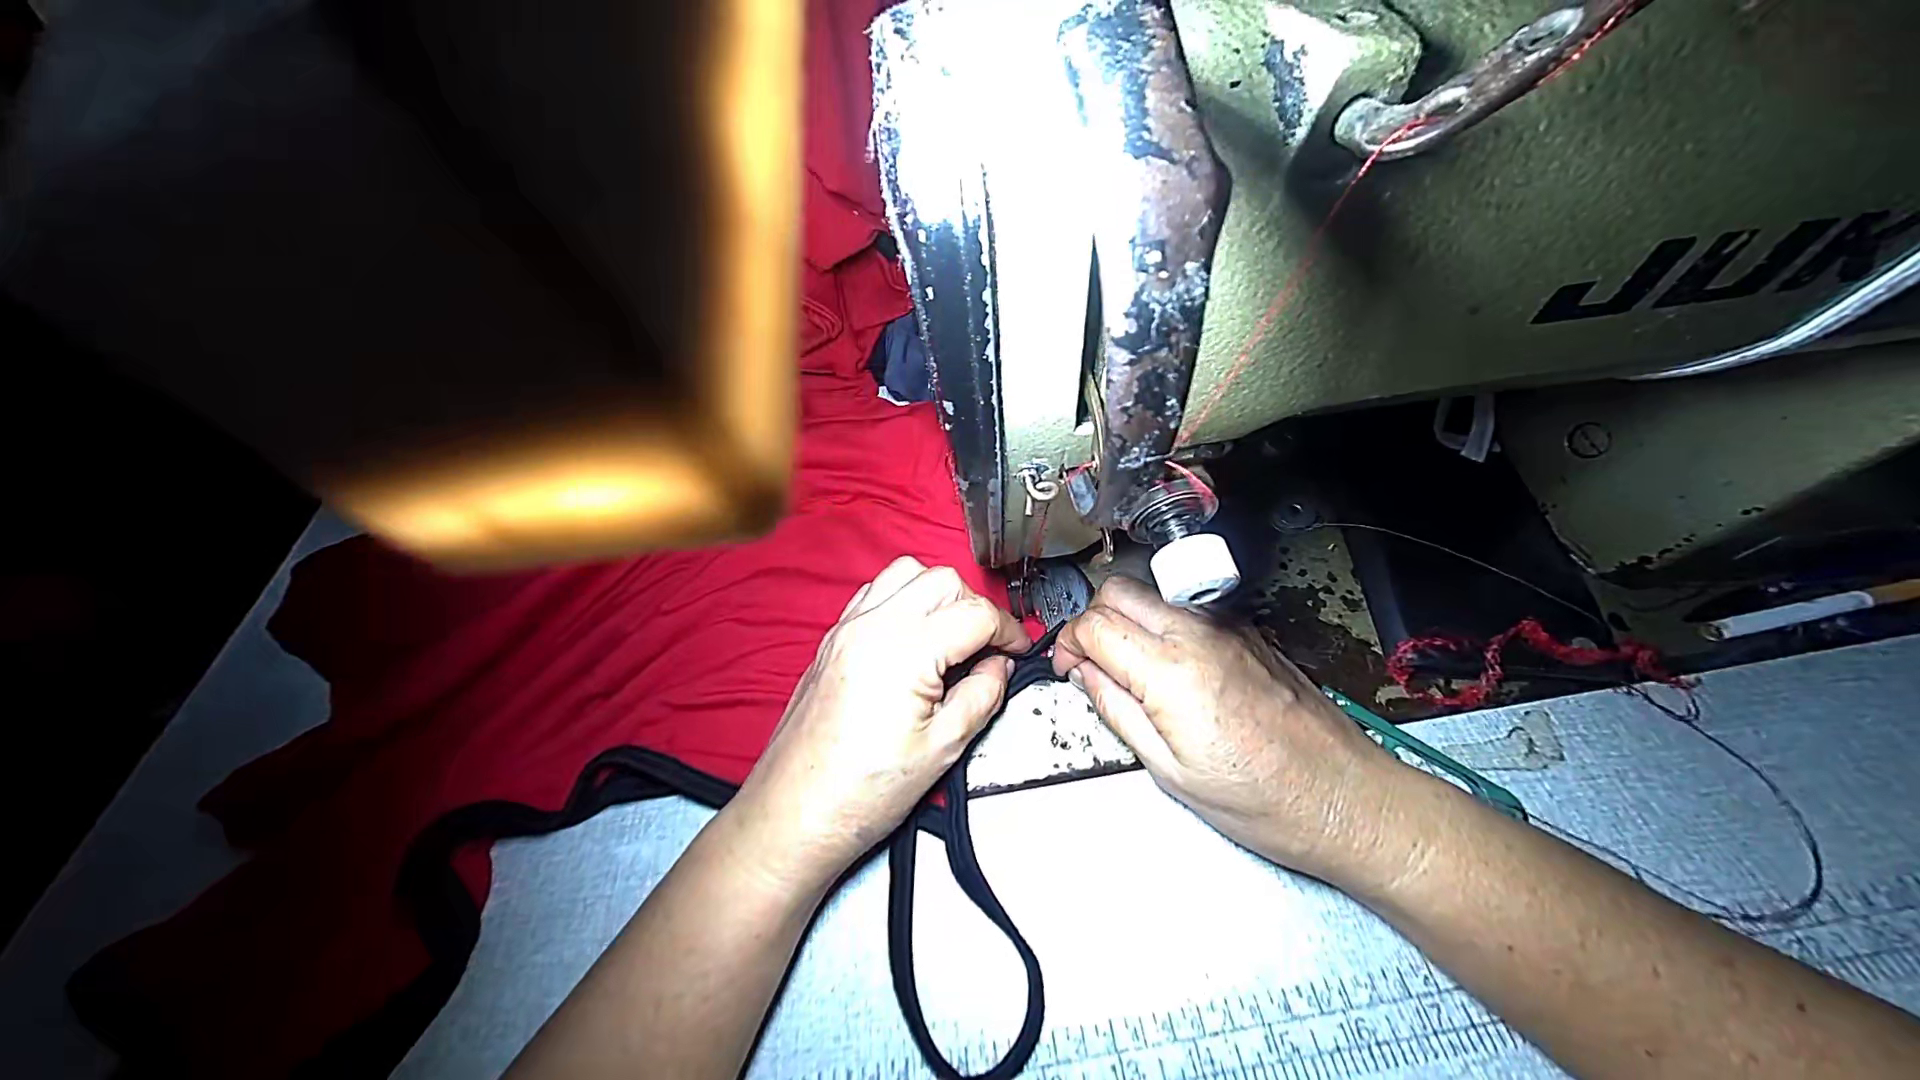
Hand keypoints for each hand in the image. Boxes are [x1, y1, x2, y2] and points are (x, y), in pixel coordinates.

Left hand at [732, 557, 1031, 887]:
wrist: (795, 811)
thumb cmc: (856, 792)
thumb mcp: (942, 749)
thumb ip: (982, 696)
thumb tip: (999, 667)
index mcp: (903, 651)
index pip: (975, 613)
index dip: (1008, 630)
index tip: (1016, 650)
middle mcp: (871, 627)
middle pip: (943, 581)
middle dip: (976, 606)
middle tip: (990, 646)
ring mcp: (847, 628)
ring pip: (907, 573)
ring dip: (939, 594)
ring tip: (954, 635)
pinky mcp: (833, 639)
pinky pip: (875, 592)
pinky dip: (904, 599)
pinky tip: (915, 635)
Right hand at [1053, 576, 1399, 886]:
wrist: (1345, 798)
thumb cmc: (1267, 798)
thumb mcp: (1169, 770)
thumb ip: (1116, 710)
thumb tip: (1086, 676)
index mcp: (1172, 672)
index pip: (1094, 625)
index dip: (1068, 643)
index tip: (1068, 666)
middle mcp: (1198, 635)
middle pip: (1116, 591)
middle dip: (1091, 620)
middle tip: (1089, 661)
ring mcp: (1225, 627)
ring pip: (1150, 594)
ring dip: (1125, 620)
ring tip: (1127, 668)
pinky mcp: (1245, 631)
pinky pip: (1184, 609)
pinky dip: (1160, 626)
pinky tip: (1166, 668)